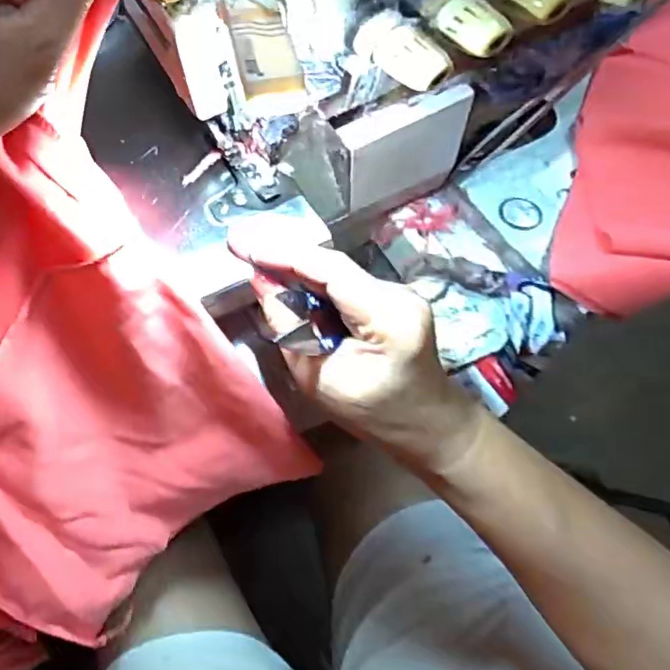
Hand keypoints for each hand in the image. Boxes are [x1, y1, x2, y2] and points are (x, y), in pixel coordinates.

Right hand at [230, 223, 489, 475]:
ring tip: (254, 257)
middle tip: (240, 243)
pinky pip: (341, 280)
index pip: (330, 271)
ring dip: (294, 264)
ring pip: (334, 268)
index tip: (243, 246)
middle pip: (331, 263)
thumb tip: (262, 282)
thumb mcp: (319, 380)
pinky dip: (310, 278)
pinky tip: (284, 276)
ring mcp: (397, 291)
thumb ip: (289, 328)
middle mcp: (397, 294)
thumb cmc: (375, 415)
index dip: (283, 254)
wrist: (429, 426)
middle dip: (282, 253)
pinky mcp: (389, 296)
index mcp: (388, 317)